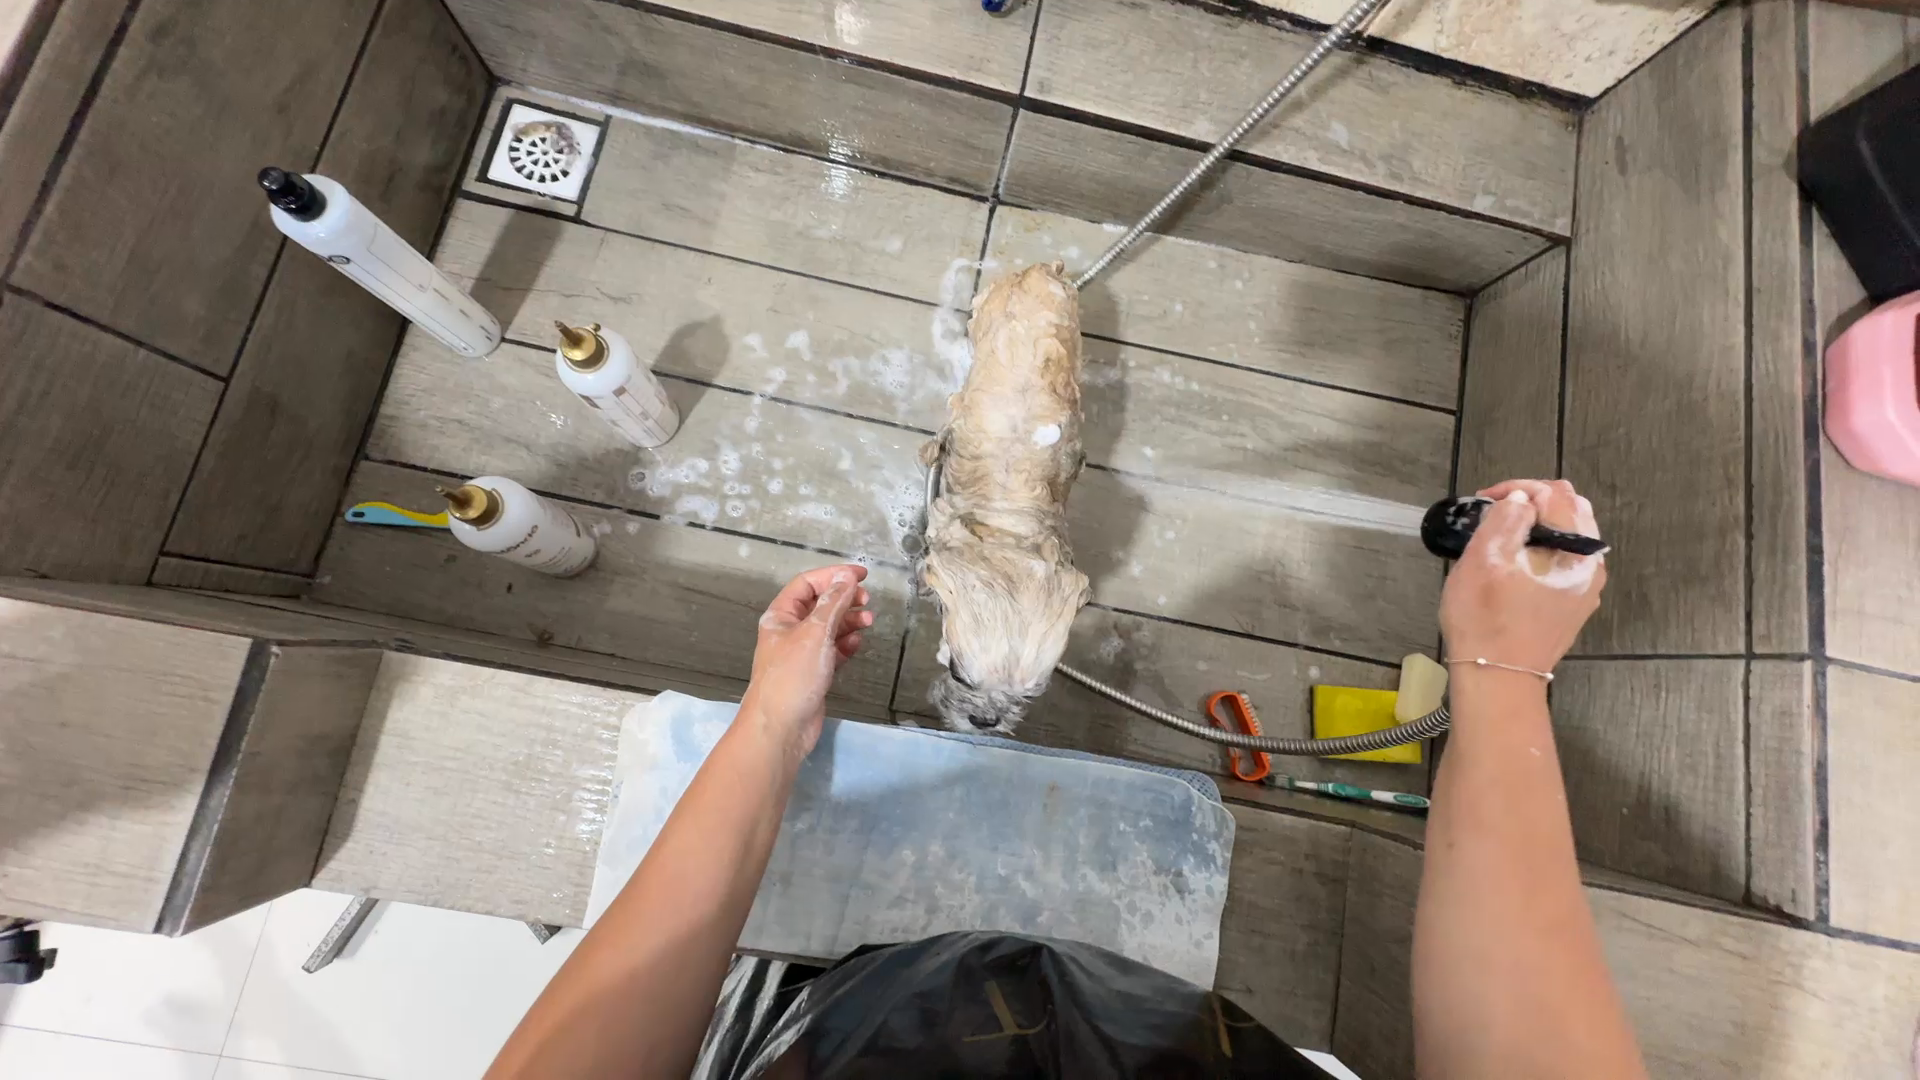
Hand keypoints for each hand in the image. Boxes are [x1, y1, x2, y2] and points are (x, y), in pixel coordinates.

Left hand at [740, 564, 874, 756]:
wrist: (781, 728)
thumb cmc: (793, 675)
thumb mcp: (815, 633)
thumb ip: (833, 603)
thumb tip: (846, 577)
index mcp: (781, 615)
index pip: (808, 584)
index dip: (834, 575)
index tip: (862, 575)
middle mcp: (789, 630)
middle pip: (820, 604)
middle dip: (844, 599)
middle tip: (867, 601)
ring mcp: (801, 653)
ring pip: (828, 627)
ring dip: (848, 621)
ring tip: (868, 621)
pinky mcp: (813, 673)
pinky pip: (832, 650)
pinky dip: (845, 644)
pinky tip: (857, 643)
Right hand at [1439, 479, 1605, 676]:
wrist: (1498, 675)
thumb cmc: (1484, 618)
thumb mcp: (1483, 561)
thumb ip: (1504, 520)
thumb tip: (1518, 499)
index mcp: (1574, 548)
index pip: (1554, 494)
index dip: (1515, 489)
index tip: (1481, 501)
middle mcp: (1592, 563)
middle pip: (1570, 510)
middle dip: (1529, 502)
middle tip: (1490, 514)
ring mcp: (1587, 586)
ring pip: (1568, 534)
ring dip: (1534, 525)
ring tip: (1497, 536)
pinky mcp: (1573, 602)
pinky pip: (1562, 559)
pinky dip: (1539, 548)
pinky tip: (1512, 563)